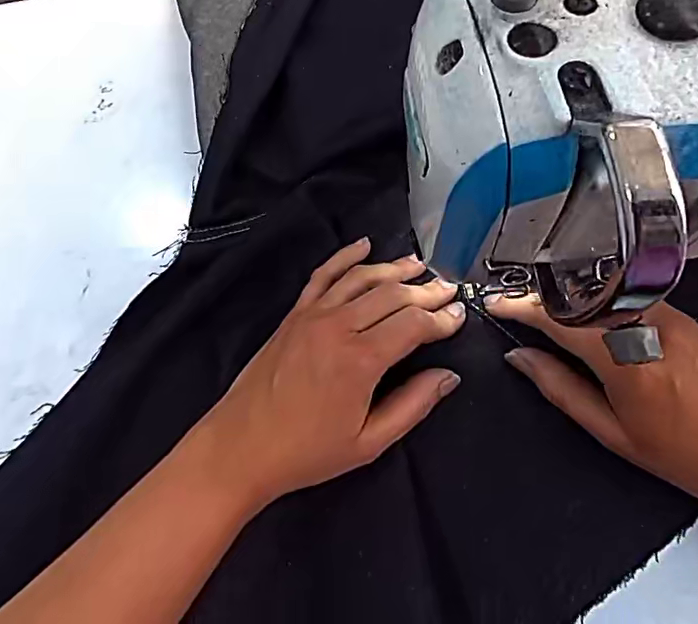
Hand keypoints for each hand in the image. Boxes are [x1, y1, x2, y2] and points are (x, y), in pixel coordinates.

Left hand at [190, 238, 466, 507]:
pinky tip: (364, 245)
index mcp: (360, 360)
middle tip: (449, 289)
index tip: (459, 314)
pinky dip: (346, 256)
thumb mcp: (368, 443)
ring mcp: (314, 314)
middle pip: (394, 295)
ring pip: (364, 278)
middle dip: (427, 290)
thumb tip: (448, 377)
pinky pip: (325, 274)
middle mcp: (339, 327)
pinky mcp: (296, 313)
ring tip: (420, 265)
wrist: (238, 449)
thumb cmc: (305, 452)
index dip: (442, 318)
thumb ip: (413, 405)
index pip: (414, 325)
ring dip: (395, 269)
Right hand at [489, 296, 697, 517]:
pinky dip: (604, 309)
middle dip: (543, 303)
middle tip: (522, 318)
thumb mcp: (616, 434)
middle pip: (576, 297)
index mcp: (621, 353)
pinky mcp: (681, 312)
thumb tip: (524, 361)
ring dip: (574, 305)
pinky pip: (629, 300)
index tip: (499, 304)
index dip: (519, 306)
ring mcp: (666, 312)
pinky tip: (604, 333)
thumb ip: (561, 390)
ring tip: (560, 329)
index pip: (555, 315)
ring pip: (602, 295)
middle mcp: (644, 321)